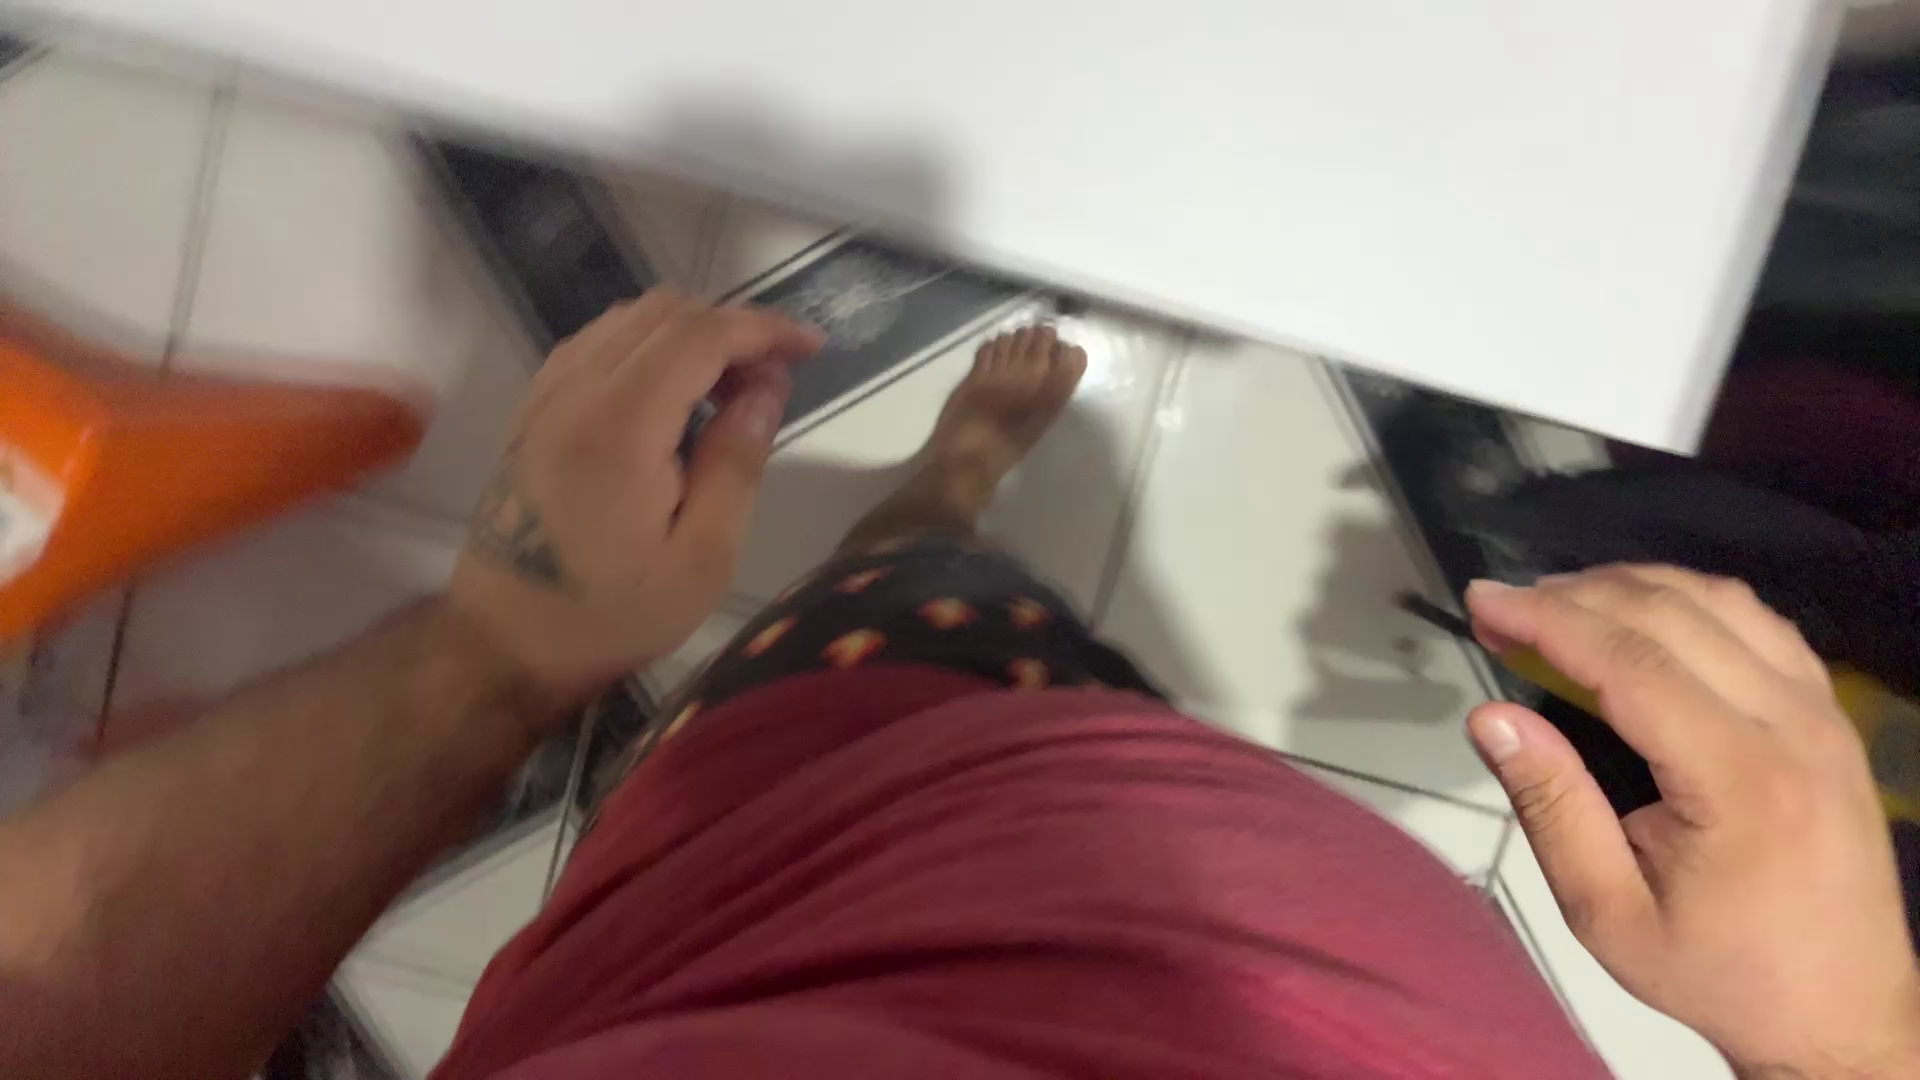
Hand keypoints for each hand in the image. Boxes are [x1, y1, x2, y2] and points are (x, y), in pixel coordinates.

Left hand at [446, 289, 822, 713]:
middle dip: (733, 329)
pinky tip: (678, 398)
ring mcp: (546, 395)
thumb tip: (768, 387)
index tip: (813, 347)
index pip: (700, 335)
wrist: (508, 642)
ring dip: (693, 336)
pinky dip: (653, 349)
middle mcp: (574, 391)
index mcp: (619, 426)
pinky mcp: (536, 410)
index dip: (764, 329)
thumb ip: (737, 461)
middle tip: (773, 383)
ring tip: (732, 391)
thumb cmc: (617, 613)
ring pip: (630, 319)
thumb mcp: (704, 555)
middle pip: (664, 312)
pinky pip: (601, 344)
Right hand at [1464, 566, 1919, 1078]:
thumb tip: (1489, 715)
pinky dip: (1679, 599)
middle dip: (1568, 594)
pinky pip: (1755, 621)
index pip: (1629, 661)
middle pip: (1670, 617)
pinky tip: (1630, 616)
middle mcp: (1796, 731)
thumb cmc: (1713, 967)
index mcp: (1740, 781)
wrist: (1848, 1021)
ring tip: (1550, 604)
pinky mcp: (1830, 719)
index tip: (1479, 601)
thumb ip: (1548, 802)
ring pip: (1718, 603)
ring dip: (1621, 586)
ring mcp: (1825, 718)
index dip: (1545, 617)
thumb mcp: (1603, 906)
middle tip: (1496, 606)